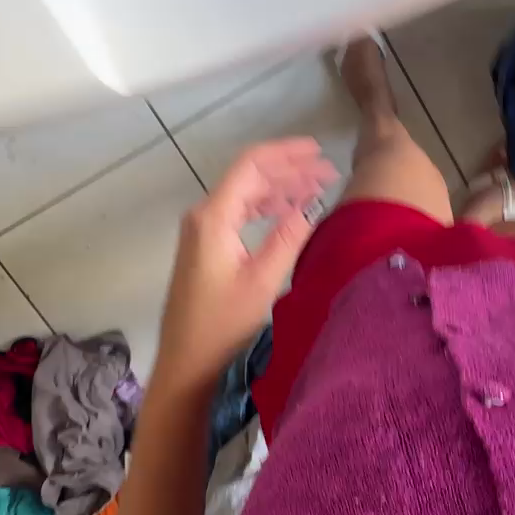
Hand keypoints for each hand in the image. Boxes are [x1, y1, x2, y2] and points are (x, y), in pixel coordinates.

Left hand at [153, 138, 337, 389]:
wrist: (186, 363)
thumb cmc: (222, 325)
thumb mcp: (263, 282)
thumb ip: (288, 238)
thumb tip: (310, 204)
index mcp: (214, 217)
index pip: (251, 166)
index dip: (286, 153)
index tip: (318, 151)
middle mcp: (204, 216)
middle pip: (249, 176)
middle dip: (289, 169)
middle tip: (328, 171)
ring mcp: (203, 230)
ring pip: (246, 194)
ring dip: (280, 187)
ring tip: (317, 187)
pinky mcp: (207, 246)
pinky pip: (240, 212)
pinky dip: (267, 206)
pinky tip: (291, 210)